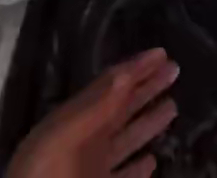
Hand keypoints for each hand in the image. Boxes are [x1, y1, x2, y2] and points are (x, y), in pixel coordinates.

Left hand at [8, 48, 179, 177]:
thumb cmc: (41, 173)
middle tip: (175, 68)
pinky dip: (138, 168)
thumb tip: (123, 73)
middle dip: (148, 86)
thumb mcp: (62, 134)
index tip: (161, 52)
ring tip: (172, 104)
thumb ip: (93, 107)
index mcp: (80, 117)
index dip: (137, 66)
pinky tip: (152, 160)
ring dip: (149, 122)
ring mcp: (94, 165)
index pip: (114, 84)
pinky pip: (124, 176)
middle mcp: (90, 136)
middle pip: (125, 106)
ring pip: (128, 138)